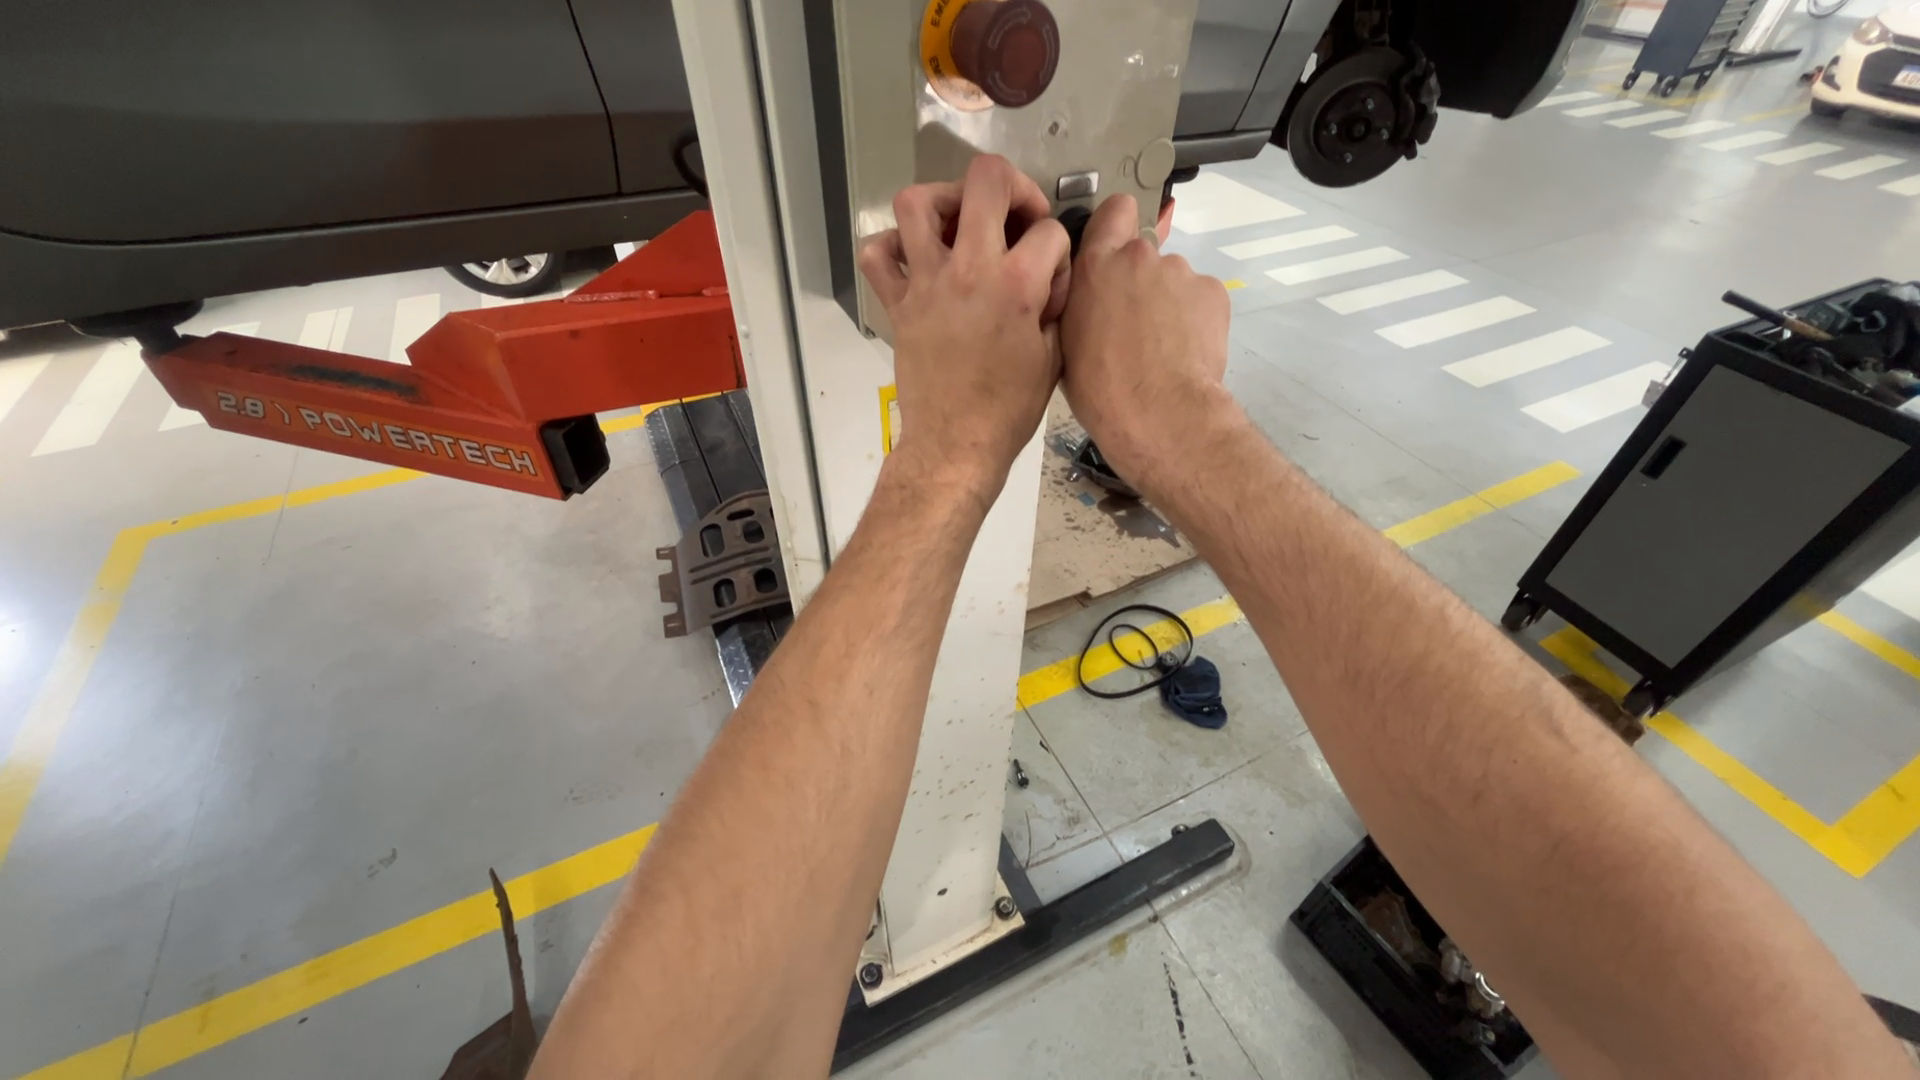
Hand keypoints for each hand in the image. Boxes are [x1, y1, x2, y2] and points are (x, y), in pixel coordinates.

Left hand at [858, 154, 1070, 502]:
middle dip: (1012, 186)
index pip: (1049, 230)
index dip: (1058, 249)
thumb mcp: (1053, 356)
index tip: (1051, 280)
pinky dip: (890, 246)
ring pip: (917, 202)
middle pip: (986, 180)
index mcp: (1016, 285)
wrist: (956, 444)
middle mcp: (968, 271)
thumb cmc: (1009, 409)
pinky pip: (877, 254)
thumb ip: (1054, 304)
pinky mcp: (898, 304)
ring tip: (960, 224)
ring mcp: (926, 283)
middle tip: (1015, 215)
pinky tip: (916, 259)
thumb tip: (1048, 276)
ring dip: (943, 200)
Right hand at [1058, 194, 1231, 498]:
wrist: (1159, 415)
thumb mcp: (1067, 342)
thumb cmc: (1099, 389)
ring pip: (1172, 280)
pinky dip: (1194, 319)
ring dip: (1167, 304)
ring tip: (1162, 348)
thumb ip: (1081, 302)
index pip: (1114, 210)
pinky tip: (1185, 352)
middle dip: (1140, 280)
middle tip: (1134, 326)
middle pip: (1142, 254)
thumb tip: (1092, 297)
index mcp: (1095, 266)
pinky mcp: (1214, 292)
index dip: (1116, 227)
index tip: (1113, 254)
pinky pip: (1199, 298)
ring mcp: (1181, 272)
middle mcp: (1140, 257)